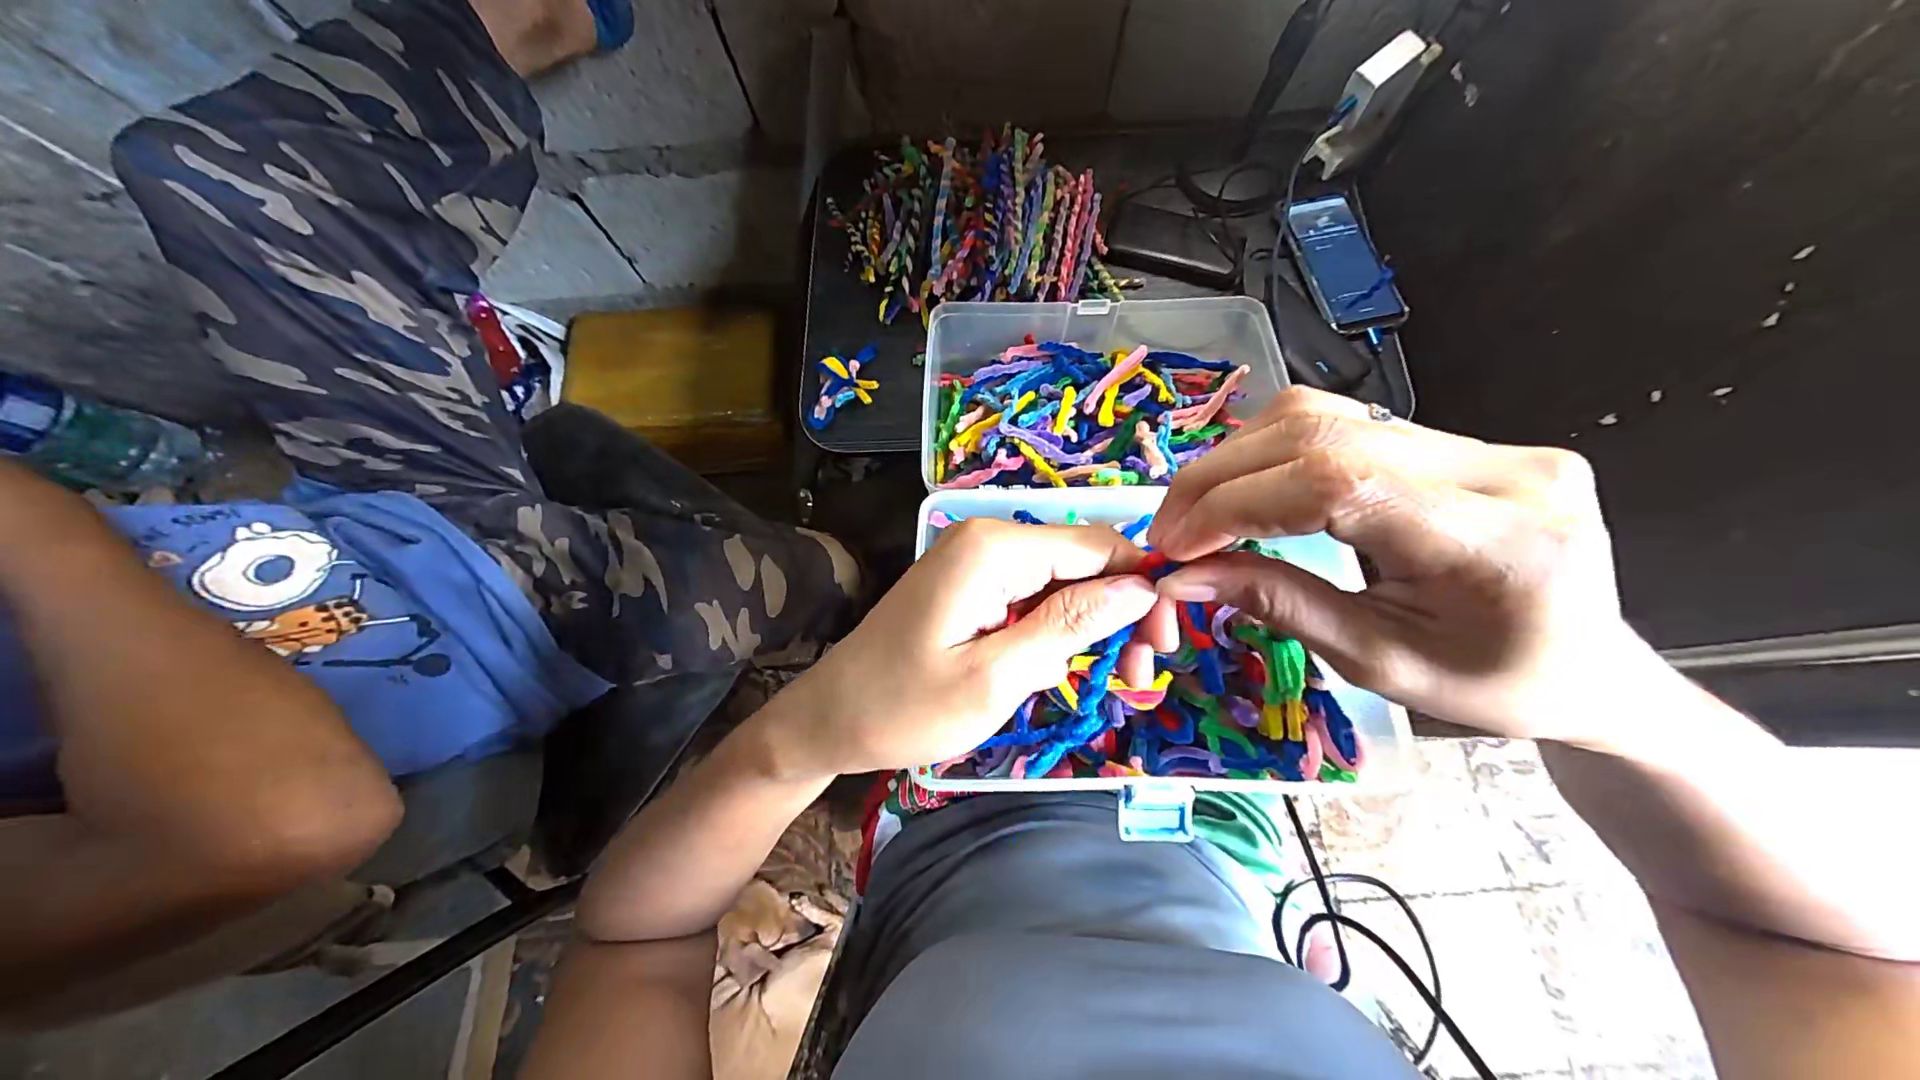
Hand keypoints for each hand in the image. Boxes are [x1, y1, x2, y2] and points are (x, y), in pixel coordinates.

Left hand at [766, 519, 1164, 777]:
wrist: (829, 720)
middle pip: (1083, 561)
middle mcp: (987, 539)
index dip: (1143, 588)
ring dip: (1092, 628)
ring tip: (1108, 683)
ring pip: (1062, 582)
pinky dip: (1056, 632)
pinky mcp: (970, 587)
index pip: (1099, 545)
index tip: (1165, 647)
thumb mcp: (995, 676)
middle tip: (1137, 678)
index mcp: (993, 548)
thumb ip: (1069, 625)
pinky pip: (1032, 598)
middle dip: (1120, 612)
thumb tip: (1140, 586)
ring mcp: (976, 562)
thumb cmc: (904, 707)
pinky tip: (1058, 670)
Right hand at [1146, 387, 1661, 745]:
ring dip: (1239, 459)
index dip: (1235, 505)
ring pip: (1323, 414)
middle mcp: (1496, 466)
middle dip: (1220, 478)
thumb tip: (1181, 575)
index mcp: (1493, 537)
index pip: (1334, 483)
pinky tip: (1248, 490)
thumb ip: (1278, 603)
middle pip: (1319, 432)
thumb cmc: (1492, 687)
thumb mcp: (1379, 663)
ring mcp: (1483, 442)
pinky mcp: (1461, 440)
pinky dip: (1272, 454)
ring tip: (1199, 511)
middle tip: (1169, 529)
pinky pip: (1343, 425)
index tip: (1176, 547)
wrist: (1593, 669)